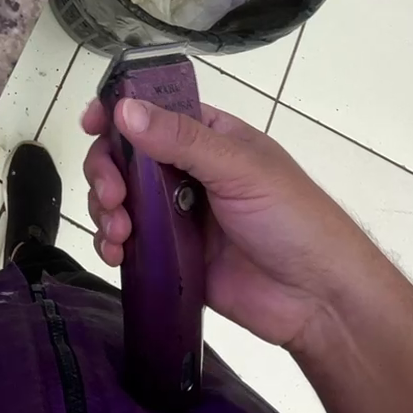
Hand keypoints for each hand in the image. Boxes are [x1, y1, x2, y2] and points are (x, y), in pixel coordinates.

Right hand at [81, 98, 393, 349]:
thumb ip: (180, 138)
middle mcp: (184, 168)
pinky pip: (126, 239)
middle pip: (123, 154)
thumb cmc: (292, 218)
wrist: (321, 304)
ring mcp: (174, 212)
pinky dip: (110, 241)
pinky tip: (114, 253)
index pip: (151, 110)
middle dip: (106, 170)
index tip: (91, 123)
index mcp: (206, 135)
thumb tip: (124, 109)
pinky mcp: (168, 253)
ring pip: (118, 195)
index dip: (117, 111)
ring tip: (117, 232)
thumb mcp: (240, 168)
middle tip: (111, 196)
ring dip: (104, 208)